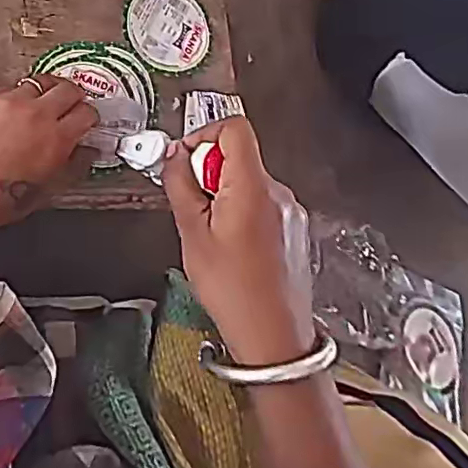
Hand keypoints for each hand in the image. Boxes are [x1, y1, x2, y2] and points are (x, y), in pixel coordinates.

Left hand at [0, 75, 97, 235]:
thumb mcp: (47, 189)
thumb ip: (72, 164)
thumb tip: (86, 151)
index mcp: (56, 139)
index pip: (87, 112)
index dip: (88, 117)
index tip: (84, 120)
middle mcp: (37, 114)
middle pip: (68, 88)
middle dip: (73, 97)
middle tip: (69, 105)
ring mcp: (11, 102)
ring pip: (40, 83)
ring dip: (45, 93)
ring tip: (40, 105)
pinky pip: (11, 88)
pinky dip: (16, 98)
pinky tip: (11, 114)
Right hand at [161, 117, 314, 364]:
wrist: (275, 339)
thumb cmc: (232, 289)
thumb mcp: (192, 234)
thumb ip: (180, 184)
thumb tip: (173, 155)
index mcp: (253, 186)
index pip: (235, 128)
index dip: (205, 132)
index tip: (187, 157)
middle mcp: (278, 192)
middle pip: (240, 155)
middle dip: (210, 171)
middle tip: (195, 207)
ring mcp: (291, 211)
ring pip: (249, 181)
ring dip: (225, 193)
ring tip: (213, 234)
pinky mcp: (295, 228)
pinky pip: (262, 202)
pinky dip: (242, 210)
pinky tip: (233, 247)